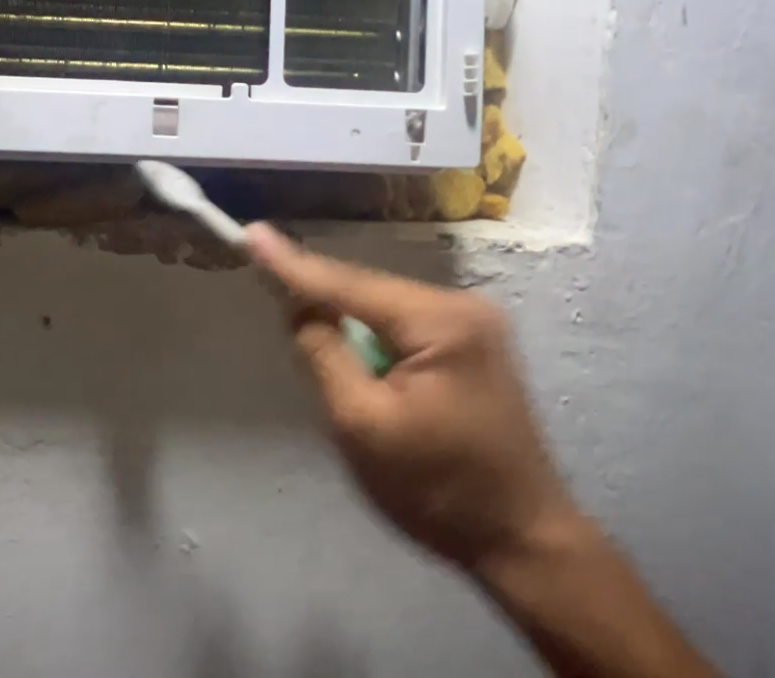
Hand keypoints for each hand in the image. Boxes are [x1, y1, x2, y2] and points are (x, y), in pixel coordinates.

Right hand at [243, 223, 579, 569]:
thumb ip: (324, 353)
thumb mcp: (362, 425)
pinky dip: (372, 335)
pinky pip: (403, 325)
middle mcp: (463, 307)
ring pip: (383, 307)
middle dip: (320, 295)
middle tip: (266, 282)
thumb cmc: (438, 489)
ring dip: (346, 319)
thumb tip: (298, 306)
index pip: (347, 284)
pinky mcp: (474, 346)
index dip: (292, 264)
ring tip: (302, 321)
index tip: (251, 234)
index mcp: (441, 321)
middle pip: (367, 289)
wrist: (523, 540)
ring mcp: (475, 325)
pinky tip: (352, 350)